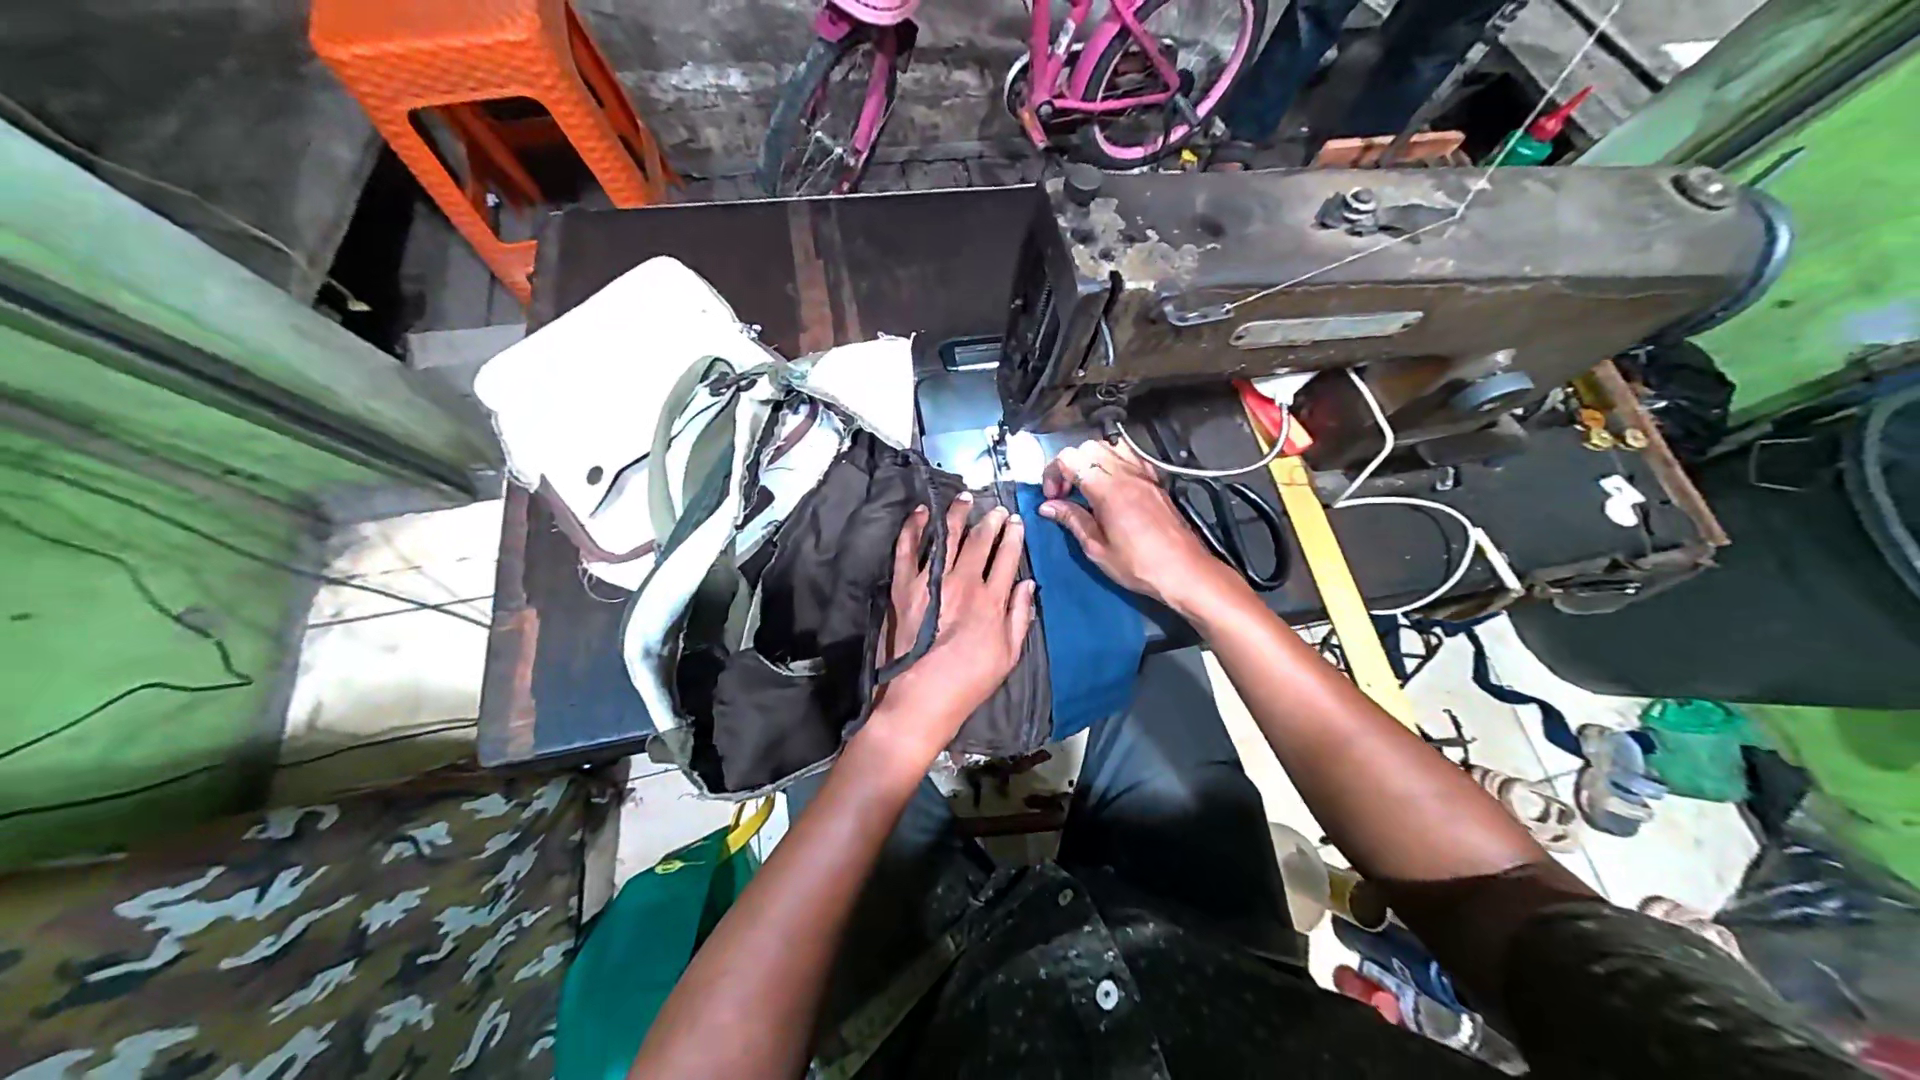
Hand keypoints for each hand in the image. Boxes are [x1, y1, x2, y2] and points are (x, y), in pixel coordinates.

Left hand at [873, 492, 1036, 752]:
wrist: (920, 698)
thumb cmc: (968, 682)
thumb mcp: (1008, 656)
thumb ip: (1020, 617)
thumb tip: (1028, 584)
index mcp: (990, 600)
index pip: (1006, 557)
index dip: (1013, 536)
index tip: (1016, 522)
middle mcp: (962, 583)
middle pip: (980, 541)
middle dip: (991, 521)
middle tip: (996, 508)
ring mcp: (930, 581)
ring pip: (947, 537)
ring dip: (958, 515)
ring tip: (965, 499)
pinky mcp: (902, 586)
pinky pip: (907, 548)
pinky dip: (914, 527)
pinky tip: (922, 513)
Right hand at [1039, 439, 1241, 615]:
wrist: (1183, 571)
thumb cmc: (1140, 565)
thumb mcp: (1097, 548)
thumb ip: (1072, 520)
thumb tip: (1049, 507)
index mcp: (1108, 489)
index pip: (1069, 459)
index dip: (1052, 473)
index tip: (1052, 497)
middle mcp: (1126, 474)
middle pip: (1087, 447)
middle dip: (1069, 465)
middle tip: (1065, 493)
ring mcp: (1143, 475)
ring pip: (1109, 446)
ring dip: (1091, 461)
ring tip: (1086, 488)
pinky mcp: (1155, 481)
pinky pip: (1129, 456)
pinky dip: (1113, 463)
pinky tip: (1110, 487)